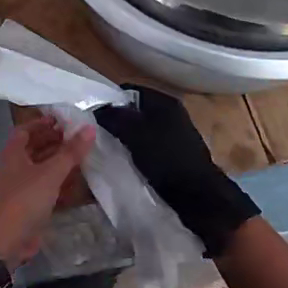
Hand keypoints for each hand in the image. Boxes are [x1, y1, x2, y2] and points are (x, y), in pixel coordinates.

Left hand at [0, 116, 95, 266]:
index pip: (24, 130)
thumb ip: (71, 152)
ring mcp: (17, 186)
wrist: (10, 239)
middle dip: (51, 141)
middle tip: (73, 137)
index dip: (41, 123)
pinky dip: (55, 180)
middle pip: (31, 148)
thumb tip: (89, 128)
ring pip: (37, 167)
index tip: (61, 121)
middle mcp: (11, 167)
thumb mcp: (51, 173)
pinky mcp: (25, 203)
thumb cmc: (27, 199)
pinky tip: (73, 181)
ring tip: (77, 156)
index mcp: (11, 154)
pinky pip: (41, 185)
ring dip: (55, 161)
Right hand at [95, 86, 258, 257]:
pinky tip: (122, 164)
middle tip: (94, 135)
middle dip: (115, 122)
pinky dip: (134, 153)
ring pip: (140, 131)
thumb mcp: (135, 134)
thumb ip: (115, 118)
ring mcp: (174, 136)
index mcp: (164, 102)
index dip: (109, 100)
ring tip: (105, 151)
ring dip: (123, 140)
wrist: (197, 196)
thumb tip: (98, 110)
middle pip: (134, 112)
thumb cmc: (166, 159)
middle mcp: (171, 115)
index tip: (91, 116)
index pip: (130, 91)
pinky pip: (147, 148)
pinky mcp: (174, 156)